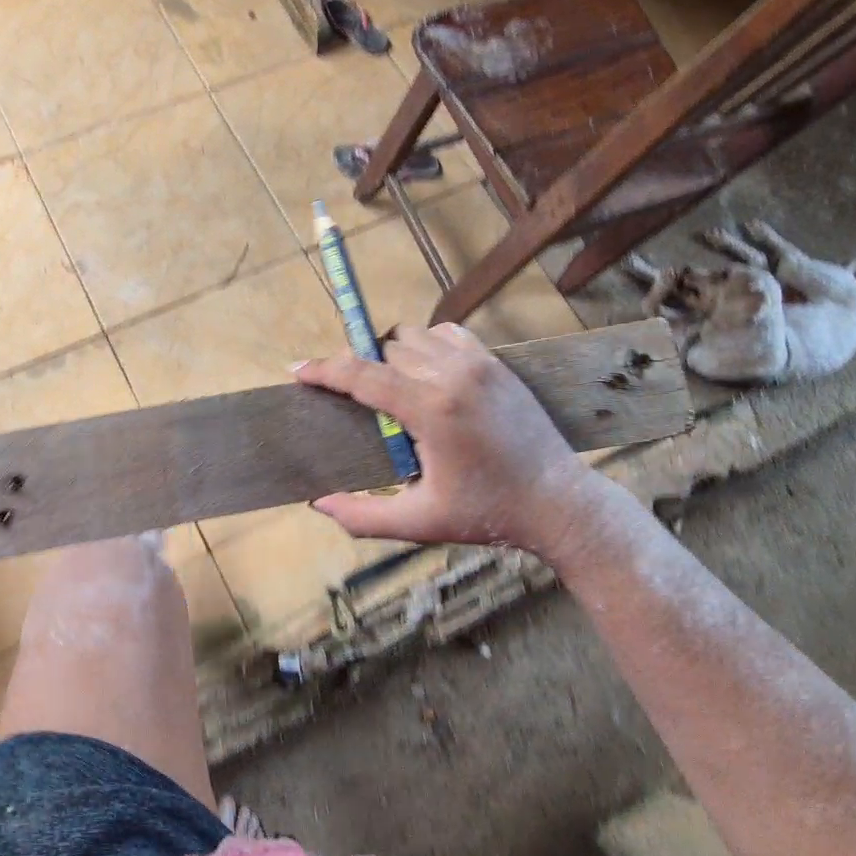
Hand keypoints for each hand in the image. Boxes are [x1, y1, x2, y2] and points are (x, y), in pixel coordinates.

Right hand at [293, 322, 601, 553]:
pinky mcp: (496, 362)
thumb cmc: (487, 513)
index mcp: (431, 410)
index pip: (362, 375)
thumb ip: (363, 516)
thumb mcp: (420, 522)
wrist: (558, 502)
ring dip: (391, 353)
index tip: (297, 372)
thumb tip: (317, 502)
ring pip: (413, 334)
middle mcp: (453, 375)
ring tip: (387, 386)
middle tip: (349, 397)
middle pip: (384, 349)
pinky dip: (426, 344)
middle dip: (358, 368)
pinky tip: (425, 372)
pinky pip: (447, 332)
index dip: (323, 370)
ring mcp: (479, 363)